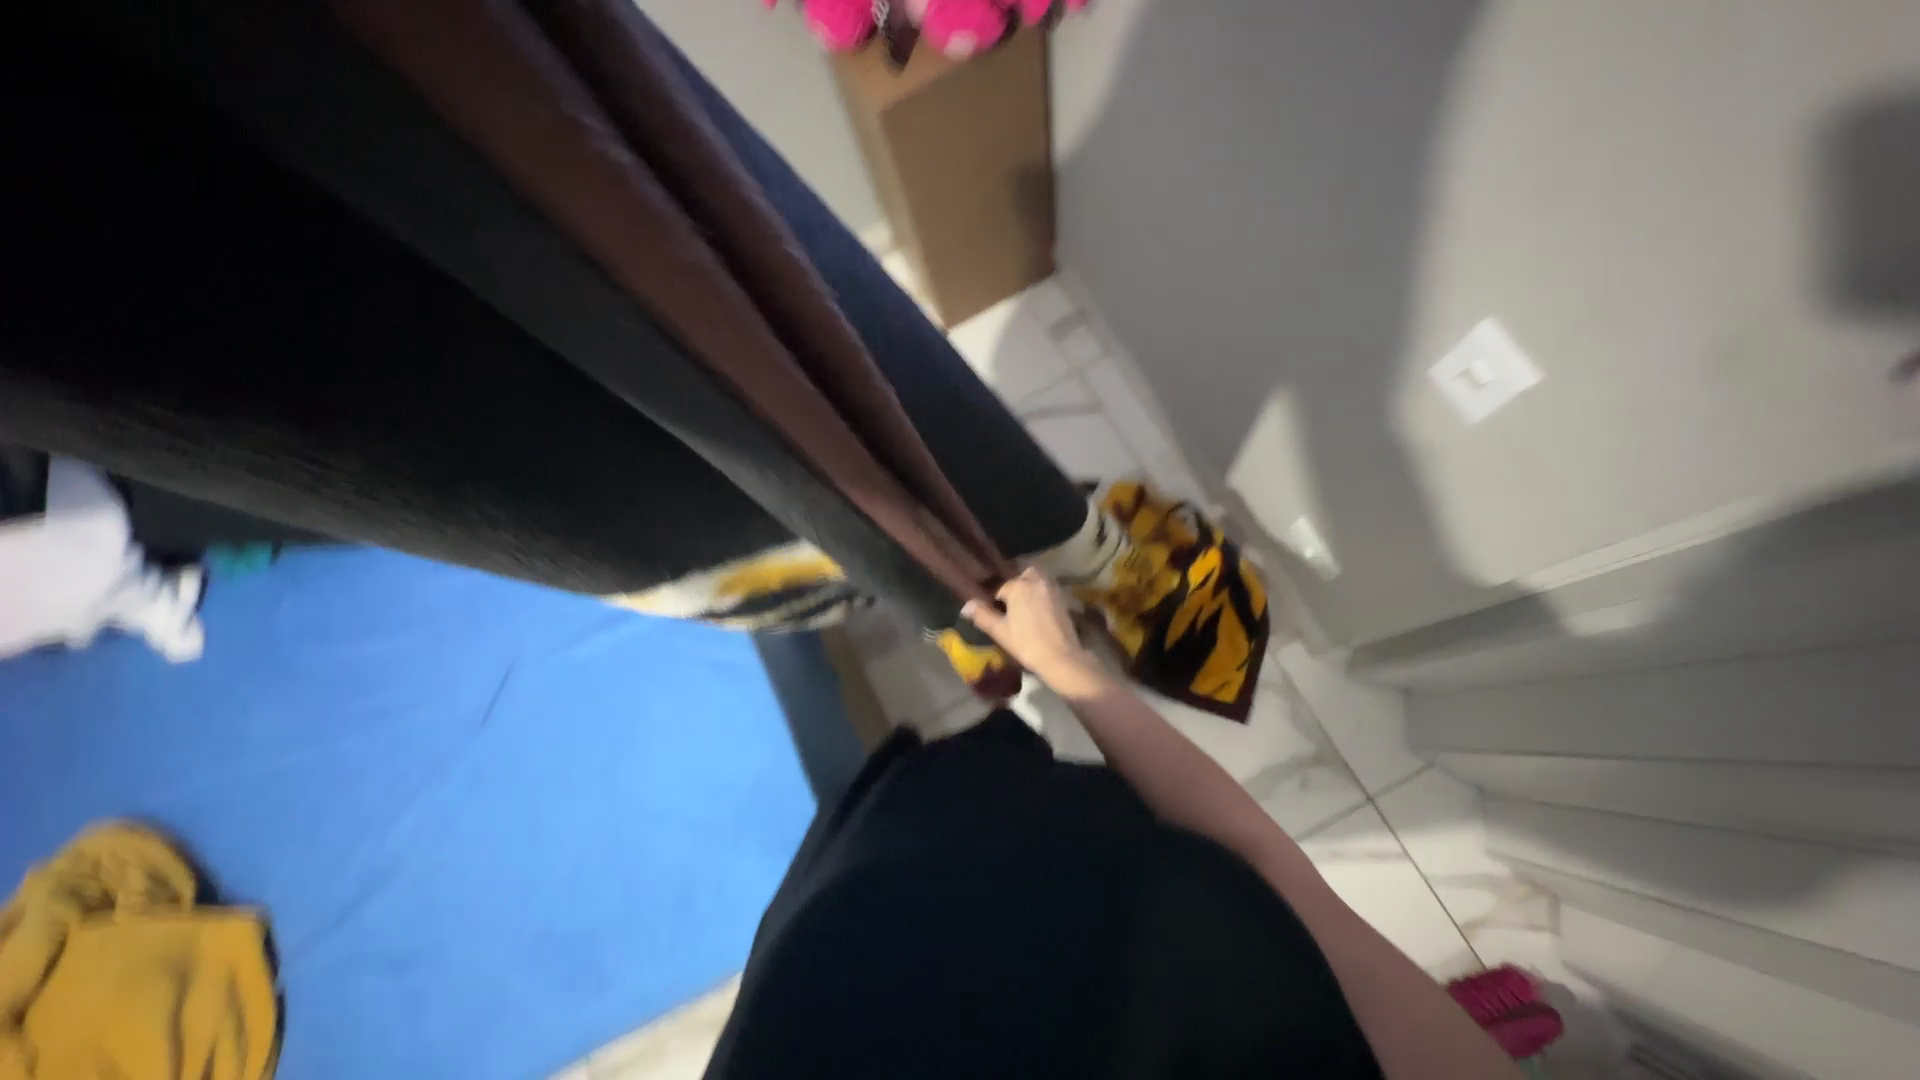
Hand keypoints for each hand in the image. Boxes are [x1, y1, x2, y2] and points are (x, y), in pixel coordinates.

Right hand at [962, 567, 1103, 687]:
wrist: (1060, 658)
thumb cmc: (1026, 643)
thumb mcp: (999, 631)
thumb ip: (982, 615)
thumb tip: (966, 605)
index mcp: (1019, 586)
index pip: (1001, 587)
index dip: (996, 600)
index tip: (995, 613)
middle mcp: (1037, 582)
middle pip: (1024, 573)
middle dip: (1017, 583)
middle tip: (1010, 602)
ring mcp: (1053, 590)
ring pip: (1038, 579)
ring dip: (1031, 586)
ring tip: (1023, 606)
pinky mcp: (1064, 600)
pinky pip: (1049, 589)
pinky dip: (1042, 595)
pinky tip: (1038, 612)